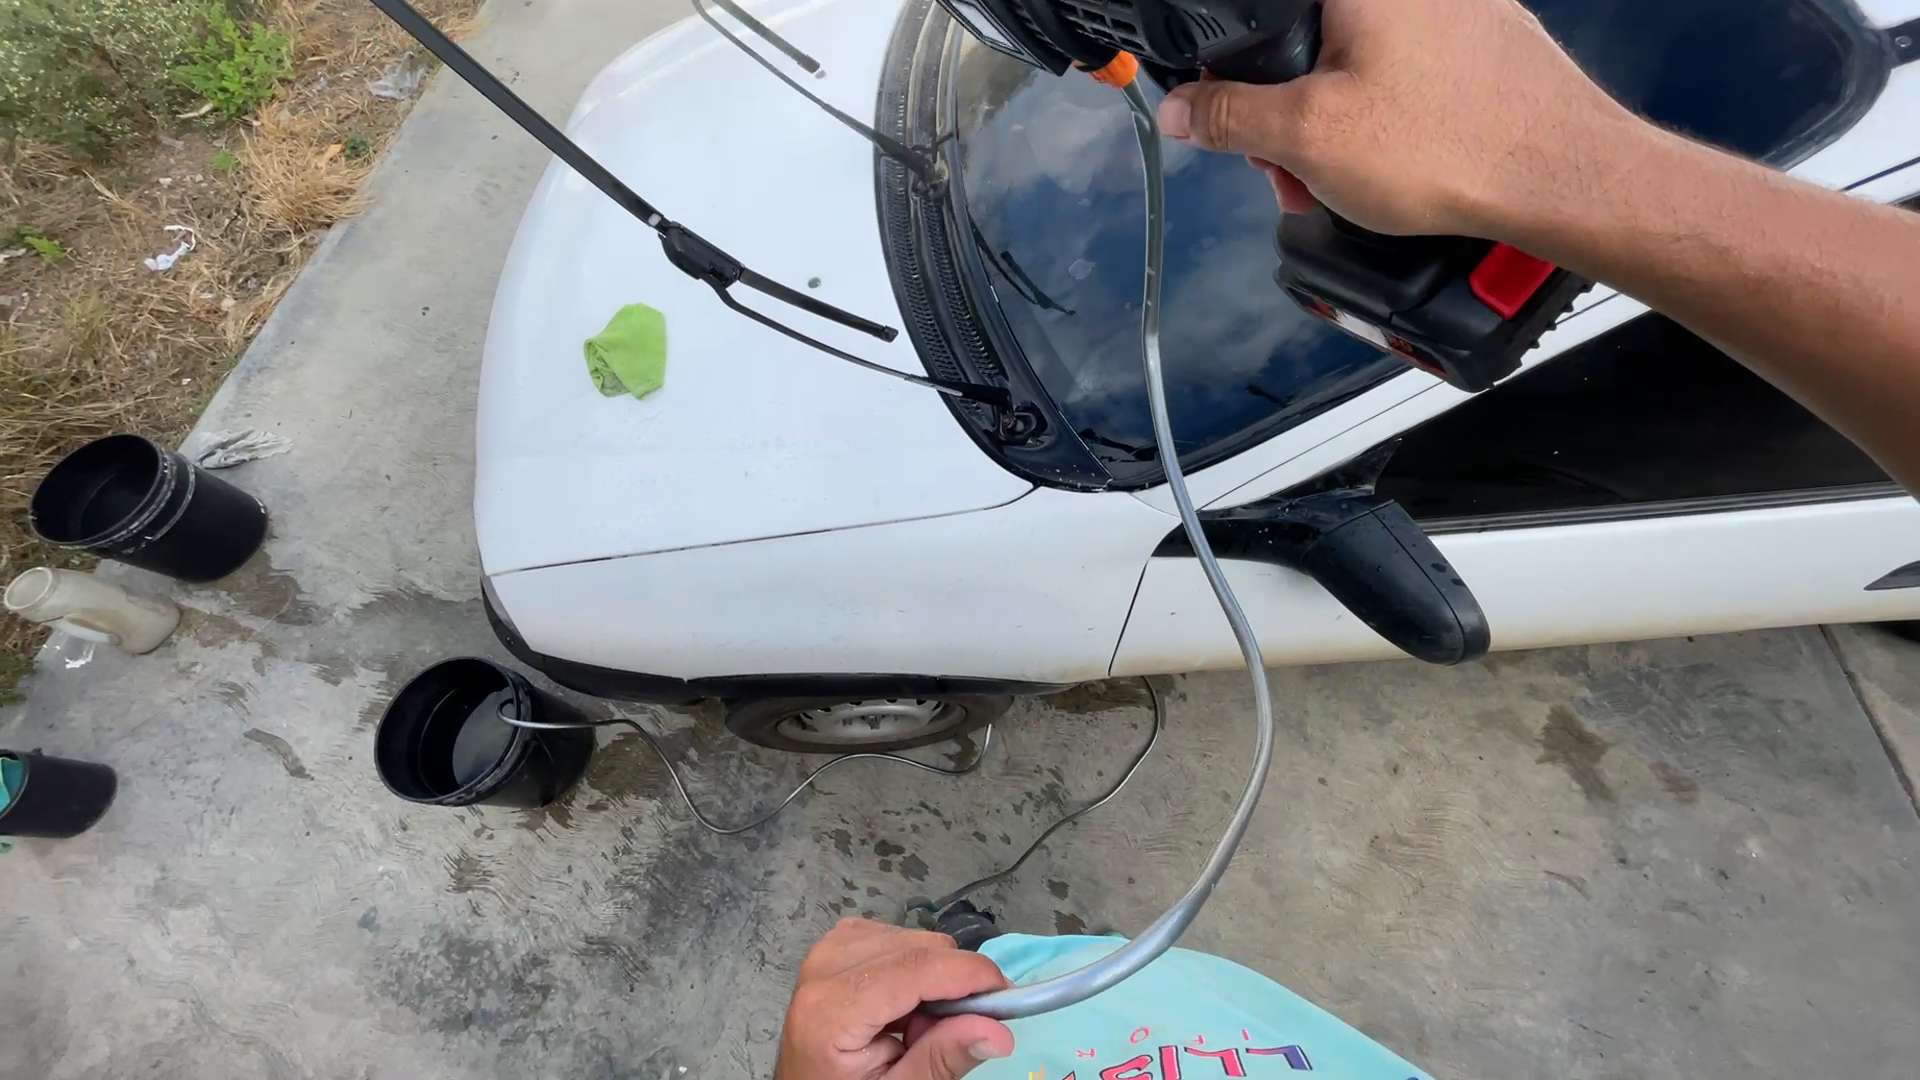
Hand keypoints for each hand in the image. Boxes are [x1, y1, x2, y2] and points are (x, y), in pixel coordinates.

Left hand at [775, 919, 1015, 1079]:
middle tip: (950, 1034)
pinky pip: (899, 936)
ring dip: (932, 977)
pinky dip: (914, 966)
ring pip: (914, 938)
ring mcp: (829, 947)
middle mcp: (825, 965)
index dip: (967, 973)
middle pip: (918, 949)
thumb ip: (942, 1060)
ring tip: (915, 1025)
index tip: (1008, 994)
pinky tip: (902, 1003)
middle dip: (951, 985)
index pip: (913, 969)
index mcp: (830, 1010)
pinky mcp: (838, 940)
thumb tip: (999, 1032)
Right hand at [1156, 0, 1641, 238]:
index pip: (1259, 14)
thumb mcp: (1305, 135)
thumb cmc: (1434, 146)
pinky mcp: (1466, 40)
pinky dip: (1360, 119)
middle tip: (1283, 169)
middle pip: (1298, 42)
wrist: (1553, 174)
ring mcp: (1442, 9)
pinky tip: (1368, 166)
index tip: (1230, 122)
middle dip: (1275, 112)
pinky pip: (1385, 74)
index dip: (1230, 69)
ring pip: (1340, 64)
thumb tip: (1179, 107)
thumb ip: (1230, 116)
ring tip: (1323, 183)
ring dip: (1314, 126)